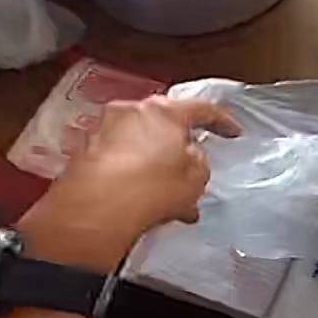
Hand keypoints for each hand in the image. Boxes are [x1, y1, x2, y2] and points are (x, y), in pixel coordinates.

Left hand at [19, 96, 240, 272]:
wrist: (96, 209)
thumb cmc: (154, 186)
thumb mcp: (198, 175)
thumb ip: (199, 158)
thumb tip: (189, 155)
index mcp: (163, 111)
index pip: (201, 109)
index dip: (223, 122)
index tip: (234, 134)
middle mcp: (129, 111)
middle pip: (164, 123)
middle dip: (181, 144)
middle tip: (194, 166)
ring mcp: (102, 130)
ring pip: (141, 143)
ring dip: (157, 164)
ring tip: (171, 195)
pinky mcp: (83, 153)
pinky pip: (121, 159)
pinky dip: (136, 175)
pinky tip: (147, 201)